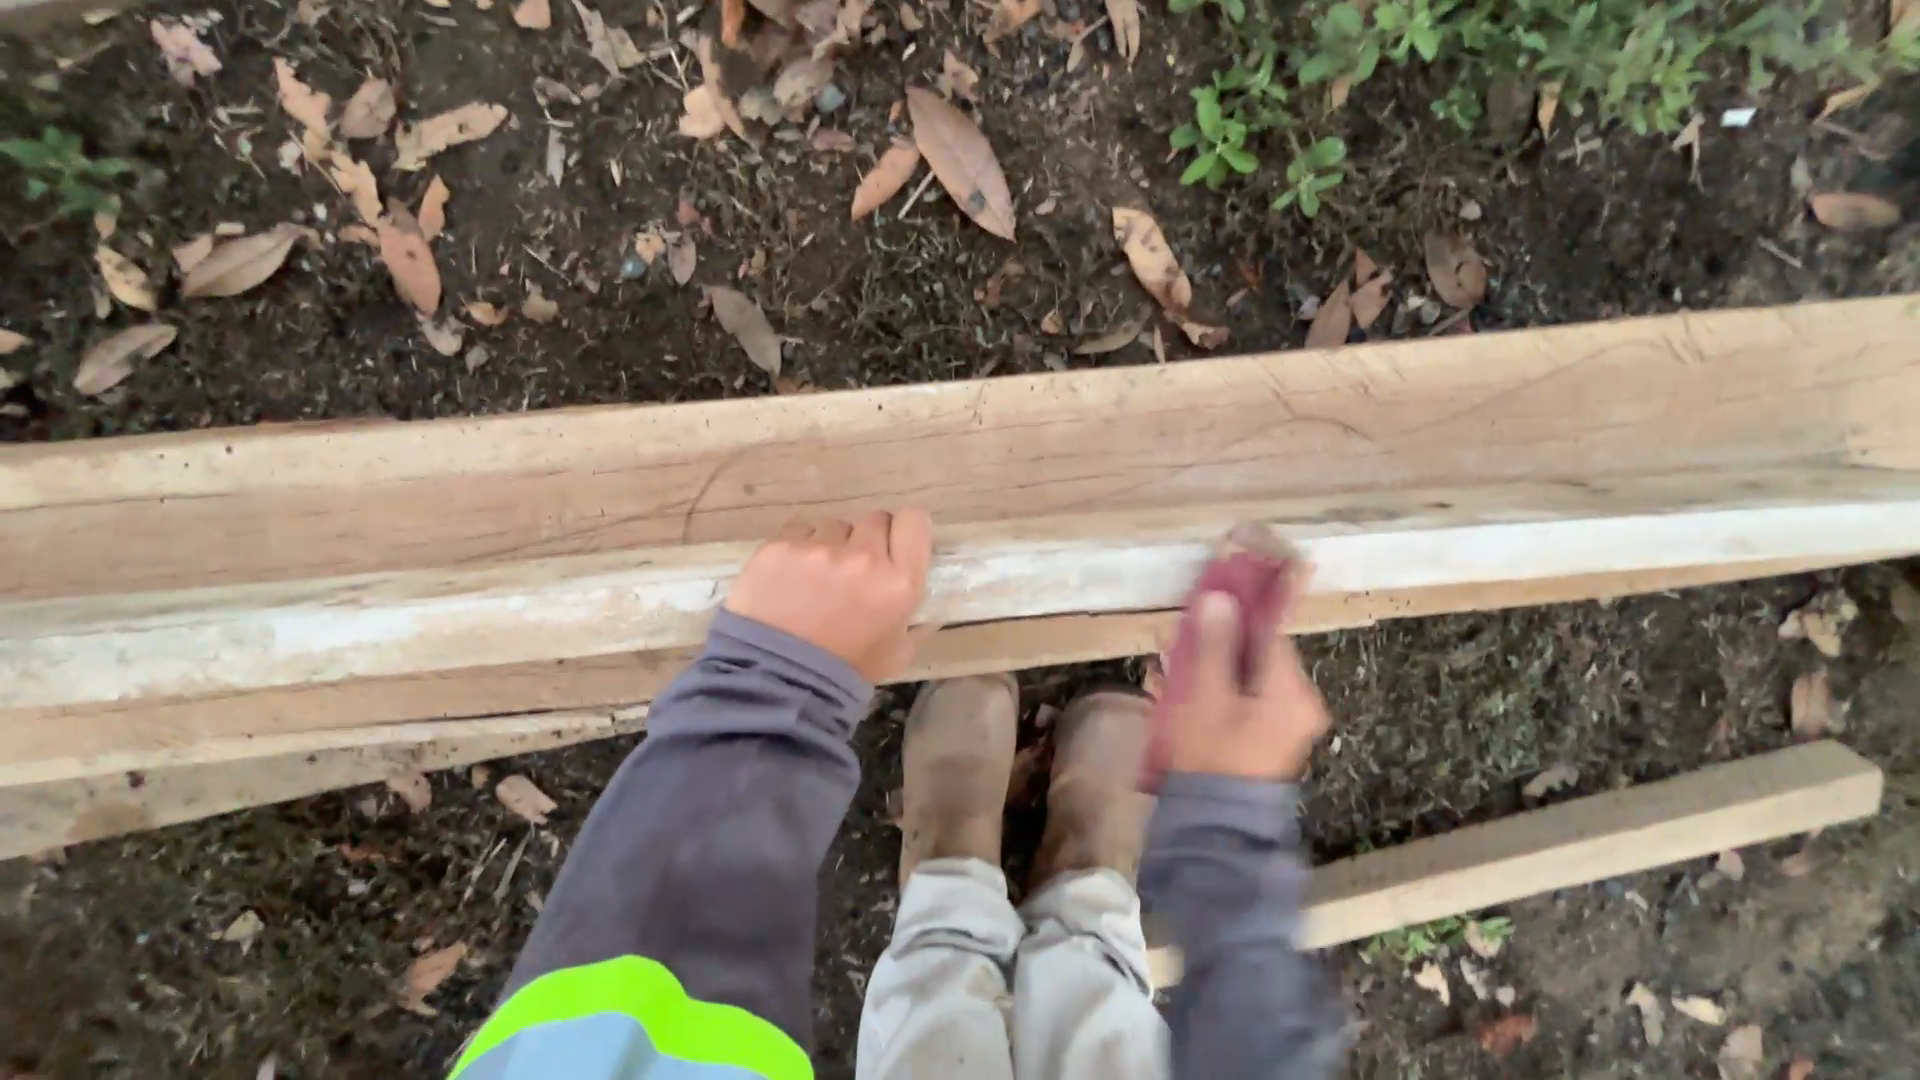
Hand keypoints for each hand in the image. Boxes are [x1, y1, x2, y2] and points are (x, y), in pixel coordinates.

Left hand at [724, 509, 933, 682]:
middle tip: (854, 569)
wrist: (776, 681)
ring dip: (831, 545)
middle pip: (875, 519)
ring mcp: (819, 549)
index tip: (896, 545)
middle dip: (868, 540)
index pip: (914, 521)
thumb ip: (912, 622)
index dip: (906, 529)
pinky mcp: (780, 547)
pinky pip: (798, 531)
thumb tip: (918, 605)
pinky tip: (790, 577)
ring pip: (834, 526)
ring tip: (816, 579)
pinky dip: (798, 548)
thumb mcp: (896, 654)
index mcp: (899, 582)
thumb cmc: (844, 672)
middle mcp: (863, 557)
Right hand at [1166, 590, 1330, 781]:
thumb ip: (1212, 645)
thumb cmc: (1211, 755)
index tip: (1227, 576)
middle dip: (1215, 637)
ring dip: (1207, 662)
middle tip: (1181, 630)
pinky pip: (1238, 696)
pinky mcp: (1262, 737)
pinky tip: (1178, 687)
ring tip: (1170, 662)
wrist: (1215, 827)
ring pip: (1242, 674)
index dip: (1247, 601)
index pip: (1272, 629)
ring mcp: (1281, 722)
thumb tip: (1220, 597)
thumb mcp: (1205, 696)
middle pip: (1254, 652)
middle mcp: (1296, 703)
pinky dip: (1211, 687)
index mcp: (1291, 690)